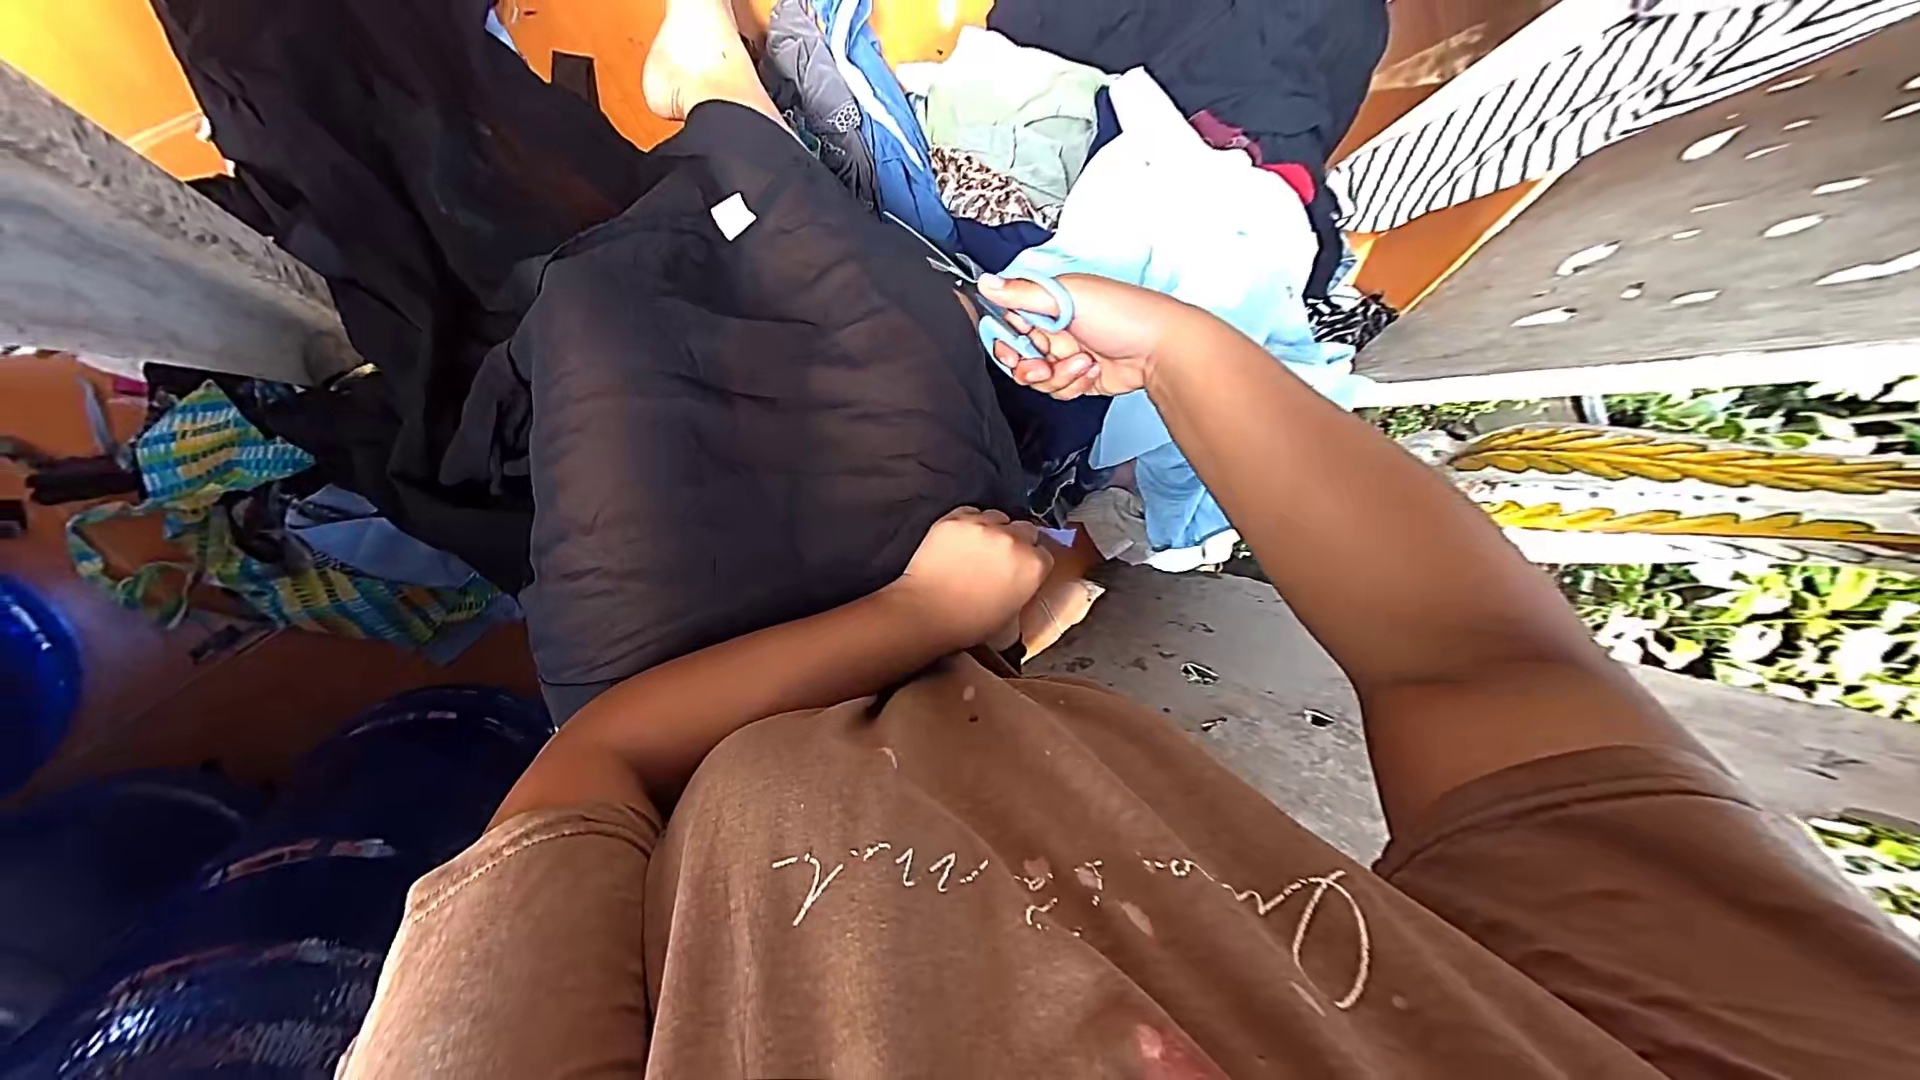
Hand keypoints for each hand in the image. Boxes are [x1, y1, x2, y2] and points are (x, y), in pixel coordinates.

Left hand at [884, 507, 1053, 650]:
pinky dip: (969, 523)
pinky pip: (970, 512)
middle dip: (1018, 541)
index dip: (1032, 562)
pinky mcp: (955, 519)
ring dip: (993, 529)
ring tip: (979, 547)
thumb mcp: (1012, 614)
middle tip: (1002, 557)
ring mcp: (983, 526)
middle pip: (1026, 529)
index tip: (1021, 568)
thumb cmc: (969, 623)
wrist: (927, 613)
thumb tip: (1020, 579)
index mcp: (1033, 565)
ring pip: (998, 517)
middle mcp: (1013, 539)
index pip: (1044, 554)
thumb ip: (1024, 589)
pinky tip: (961, 540)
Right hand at [978, 273, 1189, 399]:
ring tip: (1081, 362)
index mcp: (1049, 304)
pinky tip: (1091, 371)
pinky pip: (1057, 391)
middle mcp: (1055, 329)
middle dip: (1028, 366)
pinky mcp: (1077, 378)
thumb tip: (987, 283)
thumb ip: (1023, 293)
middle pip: (1019, 356)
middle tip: (1043, 364)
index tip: (1013, 348)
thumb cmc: (1124, 314)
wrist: (1158, 349)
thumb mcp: (1068, 296)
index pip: (1010, 323)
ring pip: (1037, 379)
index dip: (1006, 340)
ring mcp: (1066, 355)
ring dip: (1057, 376)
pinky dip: (1072, 385)